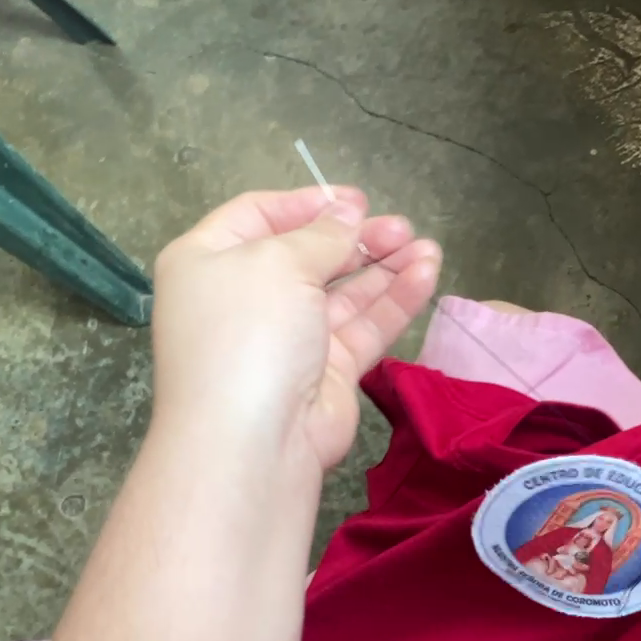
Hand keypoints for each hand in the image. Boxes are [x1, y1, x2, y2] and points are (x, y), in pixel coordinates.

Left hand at [149, 188, 441, 469]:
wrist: (255, 438)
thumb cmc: (248, 333)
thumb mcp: (278, 264)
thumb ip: (321, 236)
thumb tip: (349, 216)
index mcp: (212, 261)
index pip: (260, 217)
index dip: (309, 205)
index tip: (357, 201)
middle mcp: (251, 297)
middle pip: (312, 256)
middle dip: (359, 240)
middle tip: (403, 228)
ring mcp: (293, 338)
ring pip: (347, 294)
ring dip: (387, 268)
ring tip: (428, 248)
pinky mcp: (331, 371)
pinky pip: (365, 328)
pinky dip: (395, 302)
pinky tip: (426, 276)